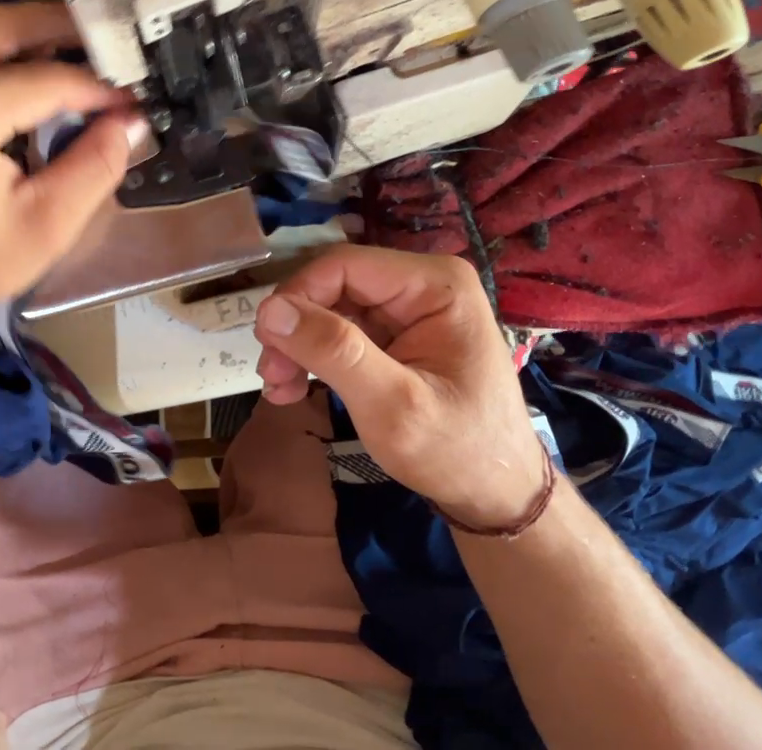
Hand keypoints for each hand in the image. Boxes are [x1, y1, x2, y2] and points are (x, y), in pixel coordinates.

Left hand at [0, 0, 143, 353]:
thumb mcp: (46, 226)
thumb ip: (95, 165)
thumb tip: (131, 119)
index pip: (47, 78)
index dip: (98, 85)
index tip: (133, 96)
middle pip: (3, 22)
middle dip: (61, 26)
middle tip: (106, 45)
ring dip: (10, 20)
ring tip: (54, 46)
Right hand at [252, 245, 548, 529]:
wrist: (493, 496)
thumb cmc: (455, 452)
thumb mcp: (391, 405)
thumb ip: (334, 352)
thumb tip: (269, 310)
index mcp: (435, 286)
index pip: (342, 266)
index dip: (296, 298)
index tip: (267, 344)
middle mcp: (422, 285)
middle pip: (330, 285)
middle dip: (294, 329)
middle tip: (272, 375)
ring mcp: (407, 309)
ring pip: (326, 307)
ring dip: (296, 345)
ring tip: (280, 387)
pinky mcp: (394, 333)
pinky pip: (337, 330)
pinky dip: (310, 357)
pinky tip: (294, 387)